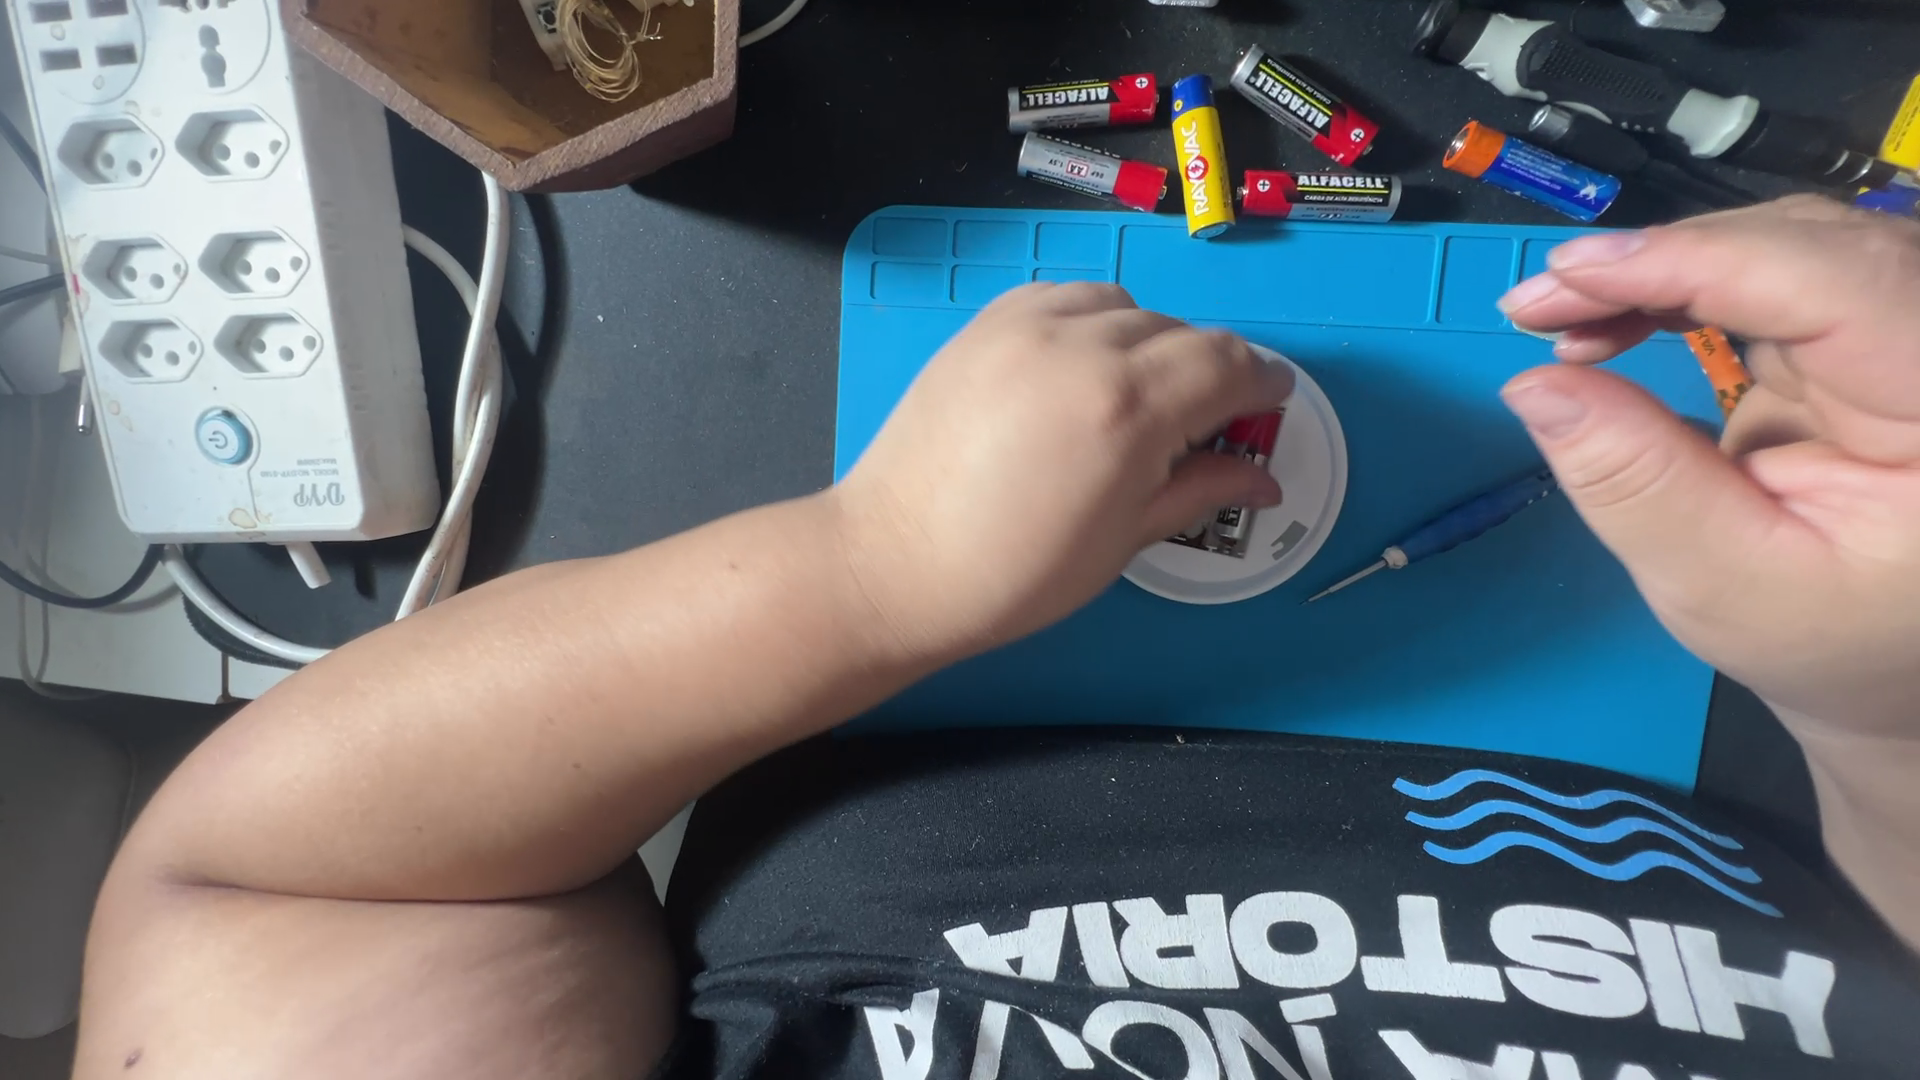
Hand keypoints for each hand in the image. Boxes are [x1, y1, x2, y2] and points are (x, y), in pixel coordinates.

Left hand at [831, 282, 1293, 659]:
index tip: (1265, 405)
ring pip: (1123, 306)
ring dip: (1149, 342)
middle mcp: (1081, 347)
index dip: (1261, 384)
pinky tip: (1077, 368)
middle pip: (1182, 332)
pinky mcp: (982, 327)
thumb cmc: (1012, 576)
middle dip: (1208, 372)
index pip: (1229, 363)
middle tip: (1199, 423)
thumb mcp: (1121, 542)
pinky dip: (1090, 323)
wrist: (894, 564)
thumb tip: (1262, 476)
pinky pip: (1063, 299)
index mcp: (1128, 407)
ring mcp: (1024, 328)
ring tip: (1132, 397)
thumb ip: (1199, 489)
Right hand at [1497, 196, 1919, 736]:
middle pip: (1811, 250)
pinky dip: (1671, 295)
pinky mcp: (1869, 349)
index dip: (1695, 263)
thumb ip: (1631, 482)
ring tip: (1553, 320)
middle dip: (1657, 262)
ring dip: (1655, 274)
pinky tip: (1607, 326)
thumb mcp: (1716, 580)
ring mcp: (1911, 344)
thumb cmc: (1827, 638)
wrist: (1902, 659)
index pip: (1839, 286)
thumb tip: (1534, 386)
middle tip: (1530, 307)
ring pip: (1784, 254)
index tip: (1564, 276)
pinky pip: (1766, 288)